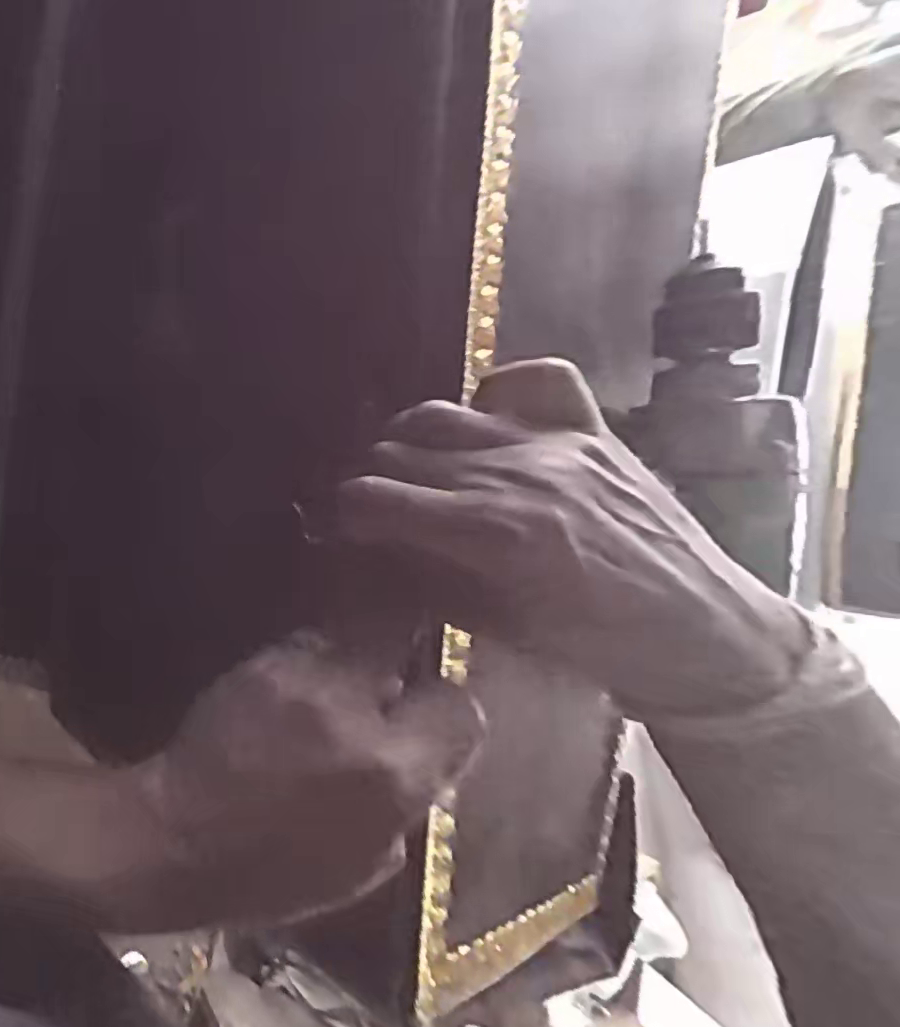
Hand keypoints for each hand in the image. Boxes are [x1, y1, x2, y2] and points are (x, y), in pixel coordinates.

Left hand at [137, 631, 483, 925]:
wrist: (180, 833)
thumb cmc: (278, 870)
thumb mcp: (370, 858)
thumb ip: (407, 797)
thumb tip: (424, 760)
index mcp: (391, 770)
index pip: (457, 708)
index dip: (445, 718)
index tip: (430, 729)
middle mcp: (347, 711)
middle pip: (399, 656)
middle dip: (396, 680)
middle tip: (380, 706)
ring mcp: (291, 681)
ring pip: (345, 644)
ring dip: (347, 668)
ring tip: (330, 699)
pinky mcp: (248, 668)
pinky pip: (296, 650)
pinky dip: (303, 668)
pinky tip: (289, 697)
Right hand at [335, 357, 809, 718]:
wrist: (701, 631)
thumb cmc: (579, 640)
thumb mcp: (476, 620)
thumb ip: (410, 570)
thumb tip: (356, 539)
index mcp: (484, 532)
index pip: (368, 496)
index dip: (335, 512)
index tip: (332, 529)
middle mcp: (512, 475)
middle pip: (390, 452)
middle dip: (359, 480)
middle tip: (359, 507)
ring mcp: (553, 446)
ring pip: (437, 415)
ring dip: (402, 440)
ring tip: (404, 468)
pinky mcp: (590, 433)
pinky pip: (534, 380)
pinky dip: (493, 392)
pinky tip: (478, 423)